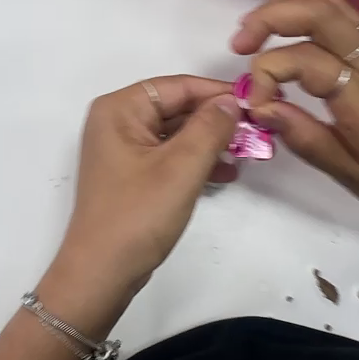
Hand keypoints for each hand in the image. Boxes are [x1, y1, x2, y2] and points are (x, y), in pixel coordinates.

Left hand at [52, 76, 239, 298]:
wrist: (102, 273)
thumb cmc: (138, 214)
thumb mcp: (181, 168)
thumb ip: (210, 128)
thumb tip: (231, 101)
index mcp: (118, 109)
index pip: (175, 87)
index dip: (216, 92)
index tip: (256, 101)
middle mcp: (116, 121)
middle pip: (174, 107)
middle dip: (214, 119)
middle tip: (256, 129)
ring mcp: (121, 149)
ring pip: (174, 132)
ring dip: (209, 141)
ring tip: (247, 152)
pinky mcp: (130, 174)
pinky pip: (168, 155)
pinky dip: (194, 160)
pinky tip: (226, 172)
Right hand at [231, 0, 358, 232]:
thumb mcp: (350, 175)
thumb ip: (304, 138)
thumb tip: (260, 108)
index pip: (308, 62)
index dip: (269, 75)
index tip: (256, 104)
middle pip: (321, 12)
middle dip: (271, 17)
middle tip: (239, 45)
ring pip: (330, 4)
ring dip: (284, 8)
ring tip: (252, 33)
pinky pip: (339, 14)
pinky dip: (303, 11)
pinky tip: (281, 32)